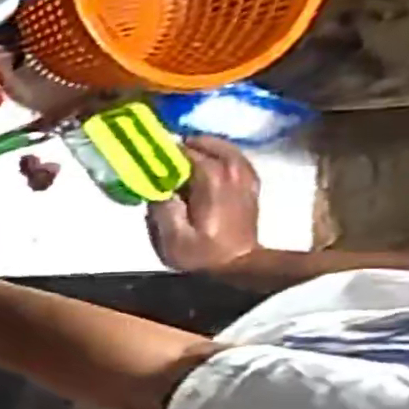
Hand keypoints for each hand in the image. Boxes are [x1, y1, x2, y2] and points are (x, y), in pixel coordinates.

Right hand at [148, 136, 261, 270]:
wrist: (240, 266)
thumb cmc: (203, 254)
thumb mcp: (174, 238)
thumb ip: (164, 211)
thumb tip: (157, 192)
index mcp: (214, 190)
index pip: (197, 160)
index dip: (178, 152)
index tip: (160, 147)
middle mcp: (234, 182)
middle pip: (221, 152)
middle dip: (200, 143)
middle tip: (179, 142)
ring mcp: (246, 186)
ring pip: (234, 156)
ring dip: (215, 147)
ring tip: (196, 146)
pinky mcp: (250, 192)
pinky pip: (241, 165)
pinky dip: (229, 157)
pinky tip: (217, 160)